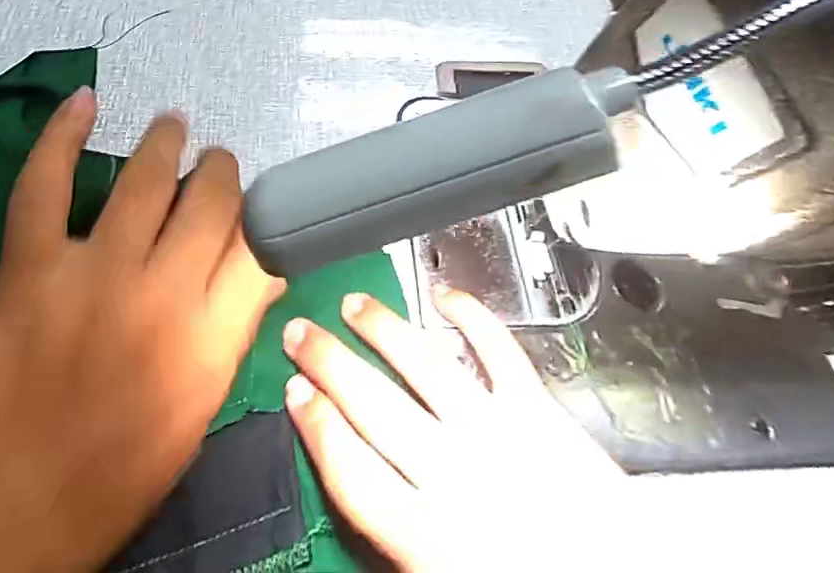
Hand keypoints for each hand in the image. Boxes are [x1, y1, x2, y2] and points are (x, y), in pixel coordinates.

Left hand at [0, 90, 284, 572]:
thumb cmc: (115, 473)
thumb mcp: (201, 408)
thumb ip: (235, 328)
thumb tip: (264, 263)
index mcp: (210, 341)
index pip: (259, 244)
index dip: (259, 214)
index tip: (251, 206)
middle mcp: (161, 297)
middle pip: (213, 200)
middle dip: (221, 172)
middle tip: (215, 168)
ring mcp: (92, 275)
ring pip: (147, 179)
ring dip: (168, 141)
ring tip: (174, 126)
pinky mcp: (29, 267)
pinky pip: (44, 184)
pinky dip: (62, 136)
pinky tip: (85, 101)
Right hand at [282, 288, 641, 571]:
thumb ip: (402, 538)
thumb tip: (363, 487)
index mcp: (430, 536)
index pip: (354, 473)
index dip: (318, 428)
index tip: (295, 393)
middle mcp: (456, 473)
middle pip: (376, 408)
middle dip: (331, 365)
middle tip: (301, 332)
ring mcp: (497, 432)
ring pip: (426, 367)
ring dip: (385, 330)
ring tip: (354, 304)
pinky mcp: (537, 408)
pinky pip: (497, 350)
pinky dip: (472, 316)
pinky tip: (445, 295)